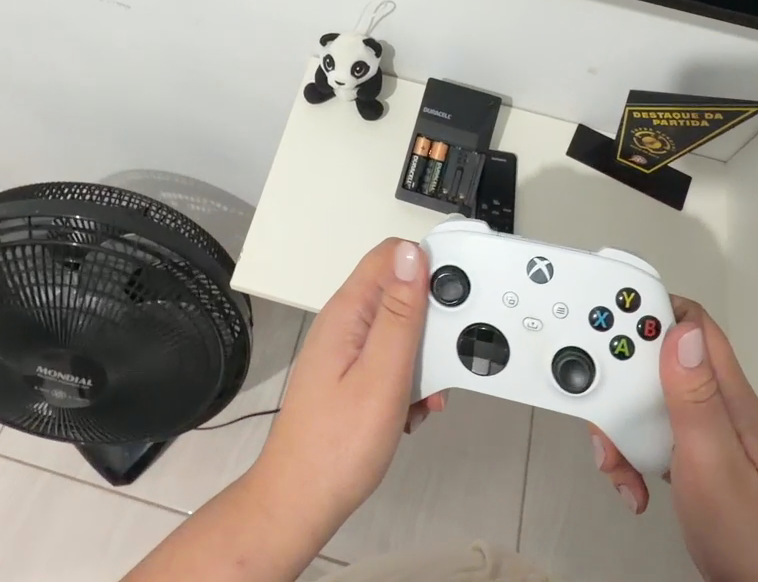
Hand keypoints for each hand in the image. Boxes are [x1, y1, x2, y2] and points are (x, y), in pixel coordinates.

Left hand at [254, 239, 445, 525]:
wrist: (300, 503)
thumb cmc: (336, 448)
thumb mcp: (381, 376)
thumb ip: (400, 314)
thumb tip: (411, 254)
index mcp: (349, 312)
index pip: (392, 256)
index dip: (428, 266)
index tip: (457, 297)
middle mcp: (346, 323)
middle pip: (402, 293)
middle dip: (432, 324)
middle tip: (443, 361)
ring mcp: (347, 350)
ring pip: (402, 332)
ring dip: (424, 360)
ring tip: (424, 395)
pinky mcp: (352, 375)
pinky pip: (393, 362)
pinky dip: (410, 383)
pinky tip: (410, 412)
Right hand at [592, 299, 757, 581]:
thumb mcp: (717, 468)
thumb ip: (696, 399)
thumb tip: (680, 331)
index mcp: (728, 397)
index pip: (688, 323)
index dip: (645, 310)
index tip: (604, 324)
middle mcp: (718, 407)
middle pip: (654, 360)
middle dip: (617, 379)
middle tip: (602, 408)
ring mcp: (707, 434)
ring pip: (647, 400)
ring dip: (619, 423)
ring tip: (618, 460)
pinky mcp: (695, 460)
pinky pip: (651, 435)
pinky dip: (631, 452)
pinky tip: (635, 480)